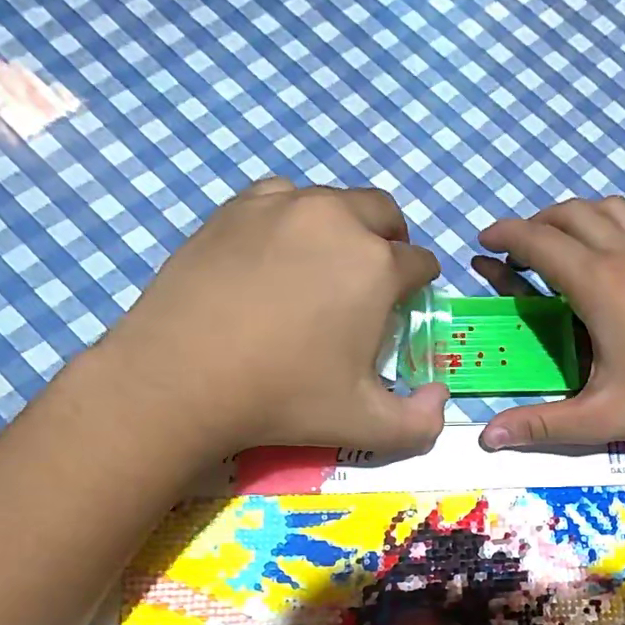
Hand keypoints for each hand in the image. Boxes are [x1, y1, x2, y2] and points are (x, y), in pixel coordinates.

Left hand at [97, 178, 446, 454]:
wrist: (182, 379)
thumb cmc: (285, 400)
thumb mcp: (367, 425)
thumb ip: (422, 422)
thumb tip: (441, 396)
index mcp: (376, 265)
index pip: (419, 262)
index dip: (421, 285)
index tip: (407, 307)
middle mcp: (334, 219)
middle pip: (383, 213)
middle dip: (391, 241)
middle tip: (375, 280)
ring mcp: (279, 206)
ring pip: (331, 201)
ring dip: (343, 227)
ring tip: (323, 268)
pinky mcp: (233, 209)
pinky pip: (279, 199)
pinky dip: (292, 220)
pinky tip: (277, 255)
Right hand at [471, 197, 624, 449]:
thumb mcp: (599, 417)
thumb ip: (541, 424)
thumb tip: (488, 437)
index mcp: (599, 284)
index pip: (540, 243)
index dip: (506, 235)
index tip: (484, 241)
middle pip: (571, 214)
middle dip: (535, 223)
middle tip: (515, 247)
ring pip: (608, 209)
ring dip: (574, 216)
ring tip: (558, 241)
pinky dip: (616, 225)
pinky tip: (616, 251)